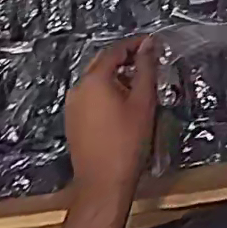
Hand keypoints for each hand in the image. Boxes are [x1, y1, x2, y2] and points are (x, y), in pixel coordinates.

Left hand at [64, 35, 159, 200]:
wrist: (103, 184)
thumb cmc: (128, 140)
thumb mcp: (143, 100)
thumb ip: (146, 67)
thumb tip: (149, 43)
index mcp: (94, 79)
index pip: (115, 50)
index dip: (135, 44)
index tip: (153, 44)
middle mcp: (78, 88)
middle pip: (103, 62)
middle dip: (125, 58)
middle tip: (148, 61)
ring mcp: (72, 106)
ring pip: (96, 80)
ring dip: (117, 75)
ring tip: (140, 83)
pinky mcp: (73, 121)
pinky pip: (91, 96)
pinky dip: (107, 91)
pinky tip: (124, 103)